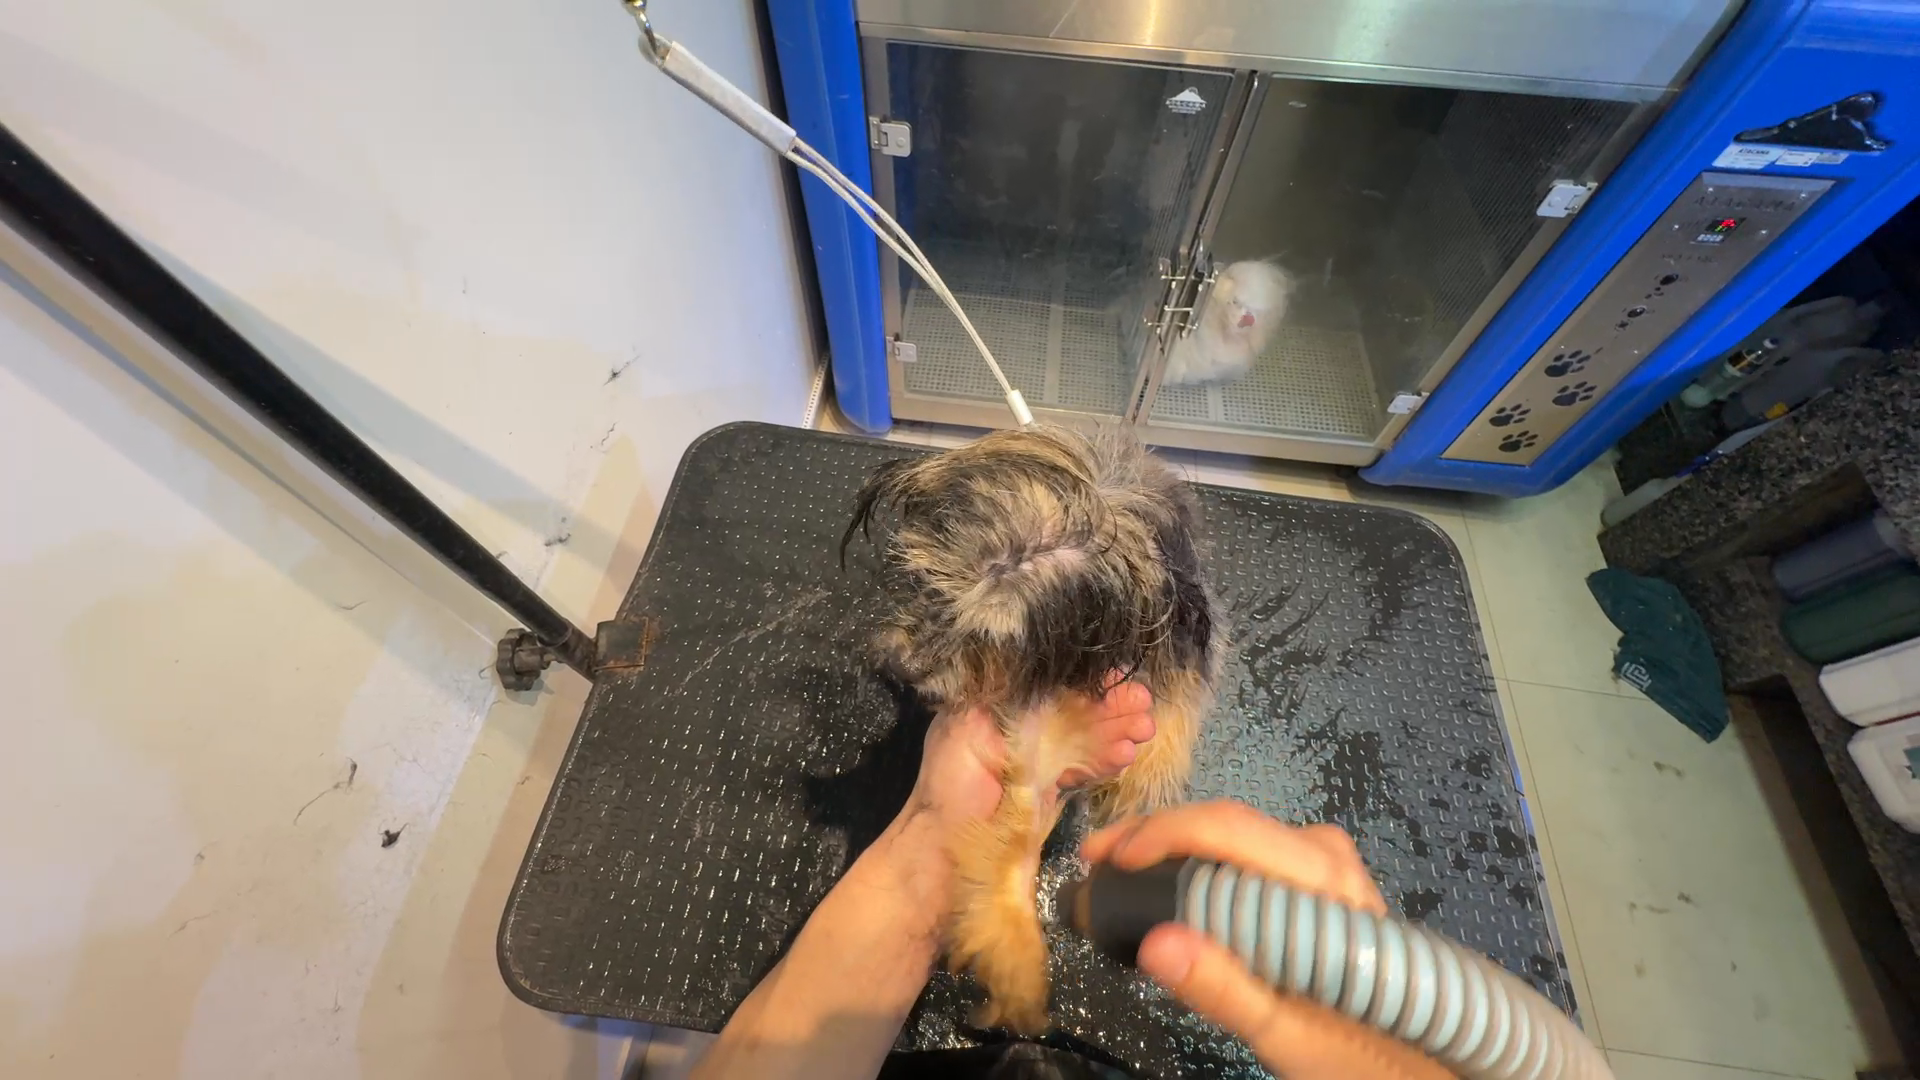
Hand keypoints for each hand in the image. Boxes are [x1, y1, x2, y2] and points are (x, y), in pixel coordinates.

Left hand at [904, 678, 1156, 833]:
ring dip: (1114, 732)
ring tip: (1144, 728)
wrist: (942, 860)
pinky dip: (1104, 762)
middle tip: (1143, 703)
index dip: (1082, 682)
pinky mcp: (1044, 792)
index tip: (1115, 678)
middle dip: (1108, 707)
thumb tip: (1051, 683)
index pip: (1046, 686)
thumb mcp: (969, 732)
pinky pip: (1079, 770)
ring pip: (1080, 740)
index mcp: (992, 709)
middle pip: (1070, 711)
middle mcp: (1014, 731)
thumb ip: (1012, 708)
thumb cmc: (948, 791)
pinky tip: (1125, 754)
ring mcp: (1031, 762)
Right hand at [1083, 801, 1451, 1079]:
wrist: (1417, 1058)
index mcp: (1323, 878)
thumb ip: (1227, 991)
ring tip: (1114, 864)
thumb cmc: (1359, 1053)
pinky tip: (1159, 873)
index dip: (1160, 834)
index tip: (1107, 860)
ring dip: (1165, 843)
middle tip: (1094, 858)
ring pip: (1223, 829)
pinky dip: (1192, 858)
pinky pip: (1236, 847)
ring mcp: (1316, 852)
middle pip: (1219, 821)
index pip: (1227, 828)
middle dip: (1150, 834)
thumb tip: (1153, 945)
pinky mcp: (1307, 865)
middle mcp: (1320, 847)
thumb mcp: (1291, 1038)